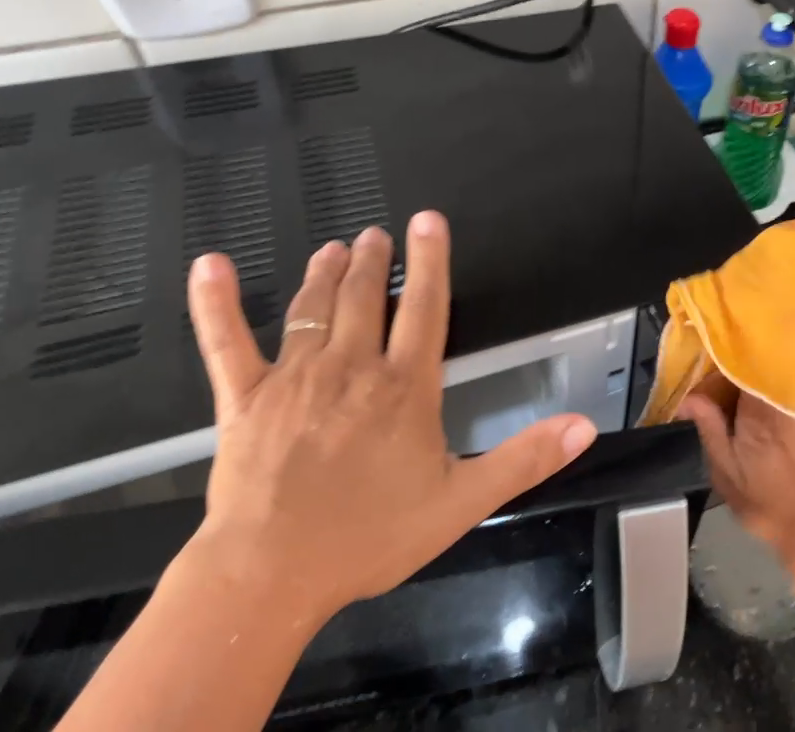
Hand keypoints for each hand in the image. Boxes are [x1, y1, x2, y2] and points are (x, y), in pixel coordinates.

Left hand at [182, 211, 598, 625]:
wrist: (271, 574)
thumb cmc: (369, 537)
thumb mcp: (462, 502)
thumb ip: (525, 458)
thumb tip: (584, 426)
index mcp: (404, 388)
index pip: (424, 306)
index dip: (429, 260)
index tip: (427, 221)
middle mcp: (350, 368)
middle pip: (363, 297)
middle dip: (371, 259)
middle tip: (375, 235)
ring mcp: (293, 378)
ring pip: (312, 307)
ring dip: (324, 272)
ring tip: (334, 247)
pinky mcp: (242, 398)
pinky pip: (226, 341)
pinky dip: (215, 302)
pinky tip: (210, 265)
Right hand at [677, 343, 794, 563]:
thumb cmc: (767, 501)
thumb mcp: (726, 472)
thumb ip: (709, 428)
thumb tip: (687, 397)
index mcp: (766, 411)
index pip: (749, 359)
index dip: (729, 342)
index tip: (709, 333)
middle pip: (776, 344)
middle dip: (752, 332)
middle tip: (725, 330)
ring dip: (780, 333)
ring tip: (752, 329)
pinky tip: (779, 346)